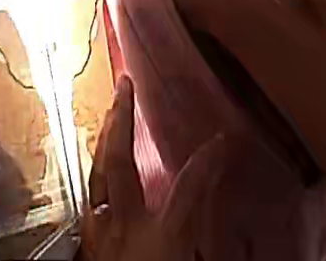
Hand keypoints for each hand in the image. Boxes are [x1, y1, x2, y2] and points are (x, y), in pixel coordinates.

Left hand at [82, 77, 227, 259]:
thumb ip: (211, 240)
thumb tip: (238, 228)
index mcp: (163, 235)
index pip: (190, 186)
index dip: (207, 161)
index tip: (221, 139)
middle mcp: (126, 224)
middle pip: (120, 160)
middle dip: (122, 117)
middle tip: (124, 82)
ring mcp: (100, 233)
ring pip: (96, 174)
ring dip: (103, 139)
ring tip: (109, 111)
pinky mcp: (87, 248)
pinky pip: (88, 199)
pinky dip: (93, 175)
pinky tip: (96, 166)